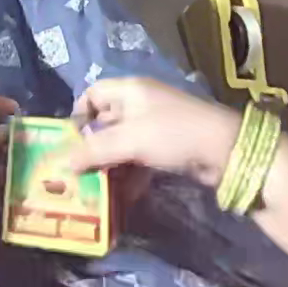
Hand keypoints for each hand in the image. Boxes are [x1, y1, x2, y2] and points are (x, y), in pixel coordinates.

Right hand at [62, 77, 241, 185]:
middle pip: (105, 121)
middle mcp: (139, 104)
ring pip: (121, 144)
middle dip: (91, 146)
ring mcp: (154, 126)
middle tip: (77, 172)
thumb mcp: (129, 140)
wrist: (226, 152)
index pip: (93, 94)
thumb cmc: (172, 134)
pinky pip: (138, 159)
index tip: (70, 141)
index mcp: (129, 90)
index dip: (78, 114)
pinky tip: (122, 195)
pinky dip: (129, 175)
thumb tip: (62, 162)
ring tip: (96, 188)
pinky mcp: (166, 148)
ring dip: (109, 165)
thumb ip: (95, 151)